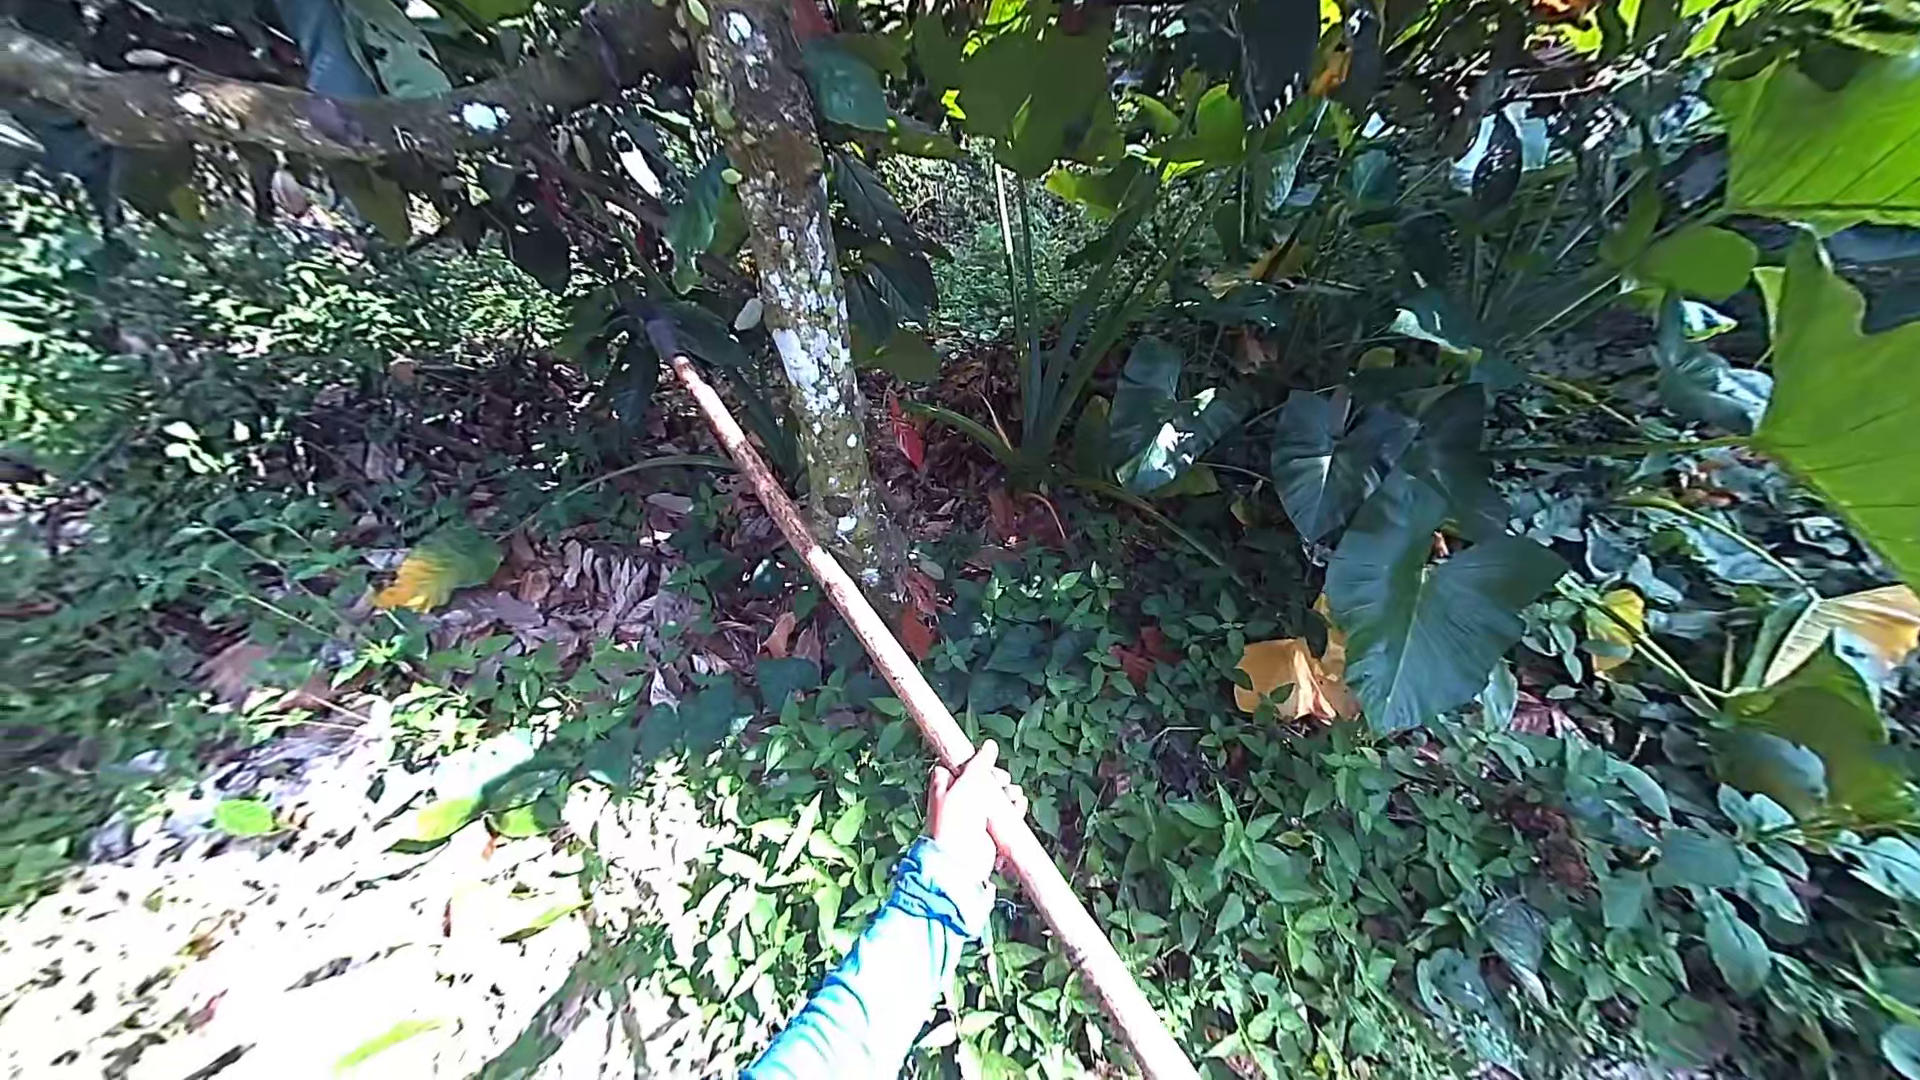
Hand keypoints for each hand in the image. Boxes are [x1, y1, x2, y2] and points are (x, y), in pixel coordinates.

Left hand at [927, 740, 1027, 885]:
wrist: (960, 863)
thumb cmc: (957, 820)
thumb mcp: (967, 783)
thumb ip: (979, 763)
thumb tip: (990, 745)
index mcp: (945, 787)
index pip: (959, 766)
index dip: (975, 762)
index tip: (989, 763)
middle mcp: (957, 802)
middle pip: (981, 781)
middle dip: (996, 779)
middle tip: (1004, 780)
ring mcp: (972, 819)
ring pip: (994, 799)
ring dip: (1007, 795)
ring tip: (1014, 795)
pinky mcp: (987, 834)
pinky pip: (1003, 817)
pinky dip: (1013, 811)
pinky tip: (1019, 806)